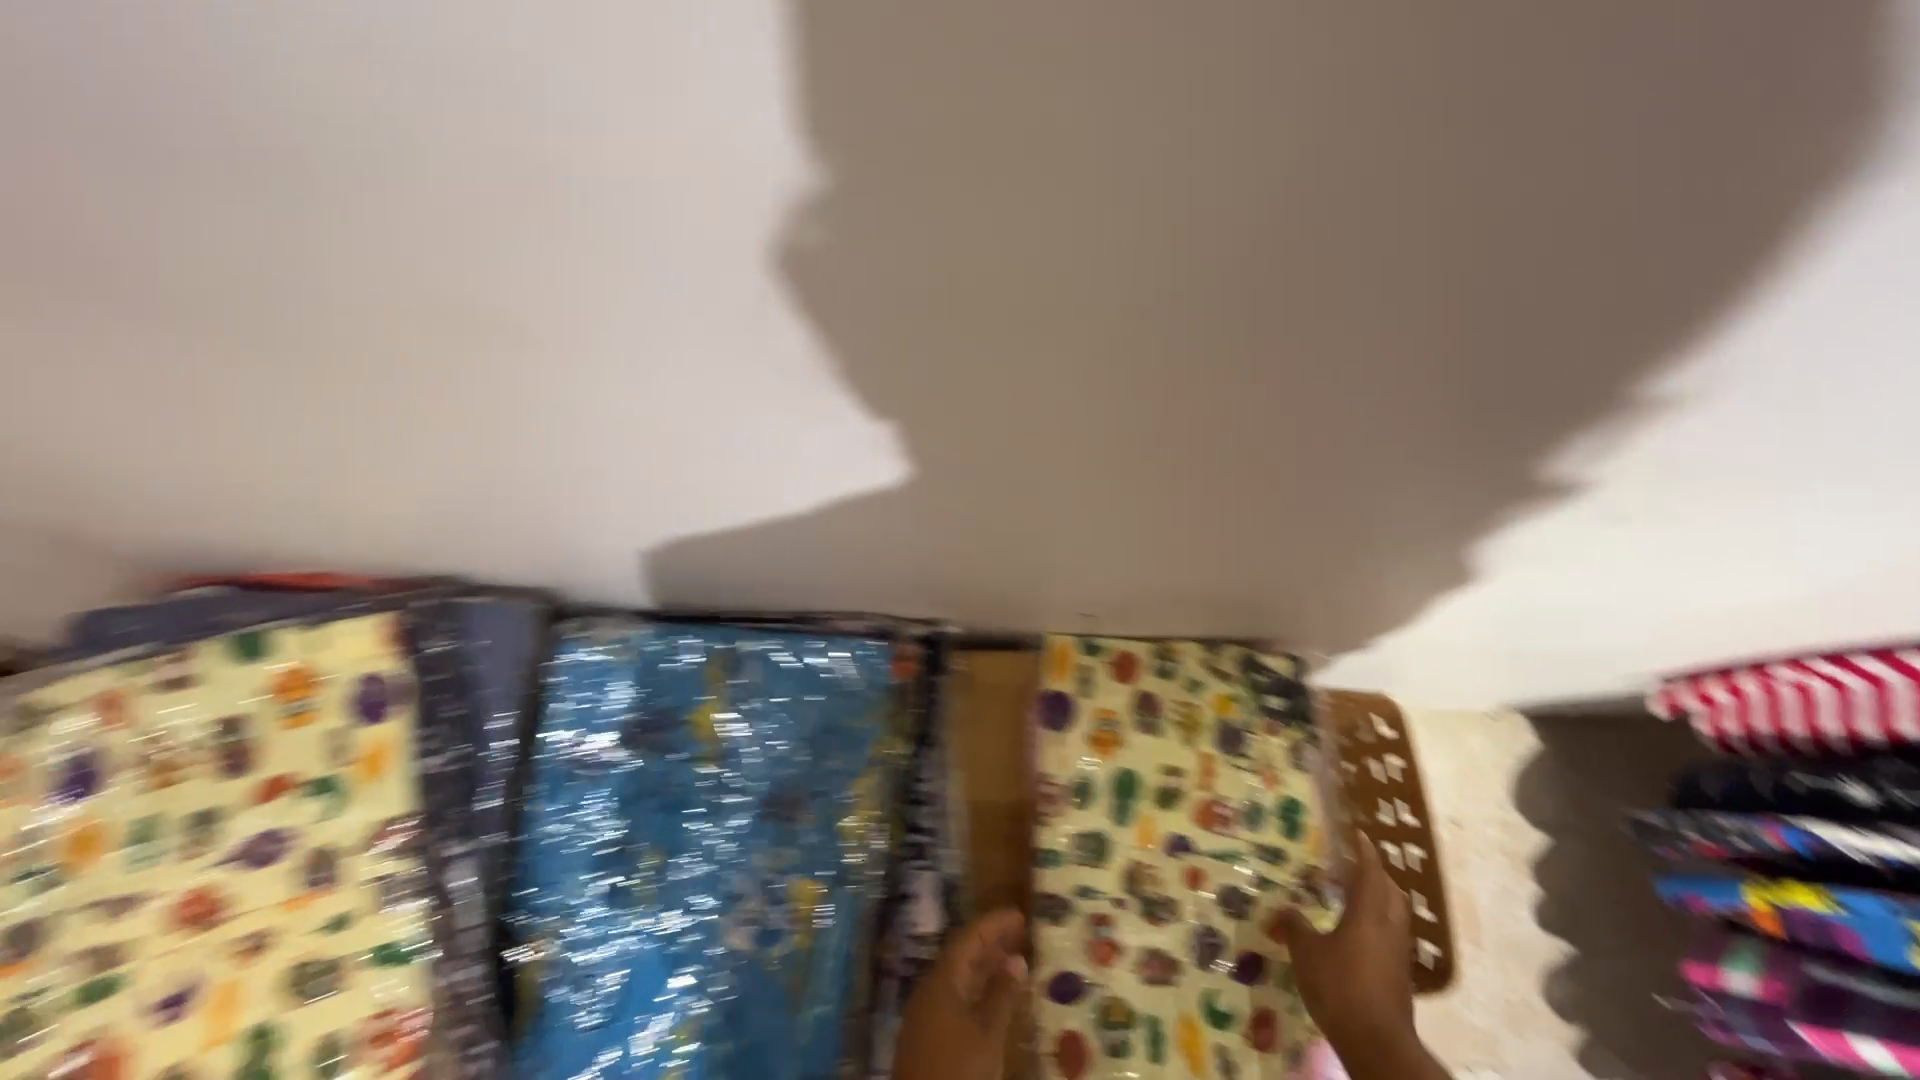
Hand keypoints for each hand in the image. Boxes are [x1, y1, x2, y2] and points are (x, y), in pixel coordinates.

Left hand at [895, 908, 1028, 1079]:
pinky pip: (953, 995)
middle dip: (990, 941)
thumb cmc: (959, 1070)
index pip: (968, 938)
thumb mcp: (988, 1034)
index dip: (994, 923)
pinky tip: (993, 996)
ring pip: (957, 976)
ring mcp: (925, 1011)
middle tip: (1020, 933)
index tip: (1020, 914)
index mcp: (942, 980)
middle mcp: (929, 988)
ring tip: (1013, 958)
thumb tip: (1016, 960)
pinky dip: (975, 988)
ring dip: (983, 965)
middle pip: (961, 954)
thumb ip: (1002, 995)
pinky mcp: (926, 1033)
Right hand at [1278, 833, 1415, 1051]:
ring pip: (1394, 913)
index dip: (1364, 851)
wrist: (1376, 1041)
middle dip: (1374, 874)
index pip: (1370, 871)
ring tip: (1353, 897)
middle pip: (1390, 890)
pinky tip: (1357, 934)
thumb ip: (1295, 926)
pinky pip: (1391, 934)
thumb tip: (1285, 909)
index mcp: (1369, 913)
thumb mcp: (1306, 953)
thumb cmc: (1339, 987)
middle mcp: (1390, 926)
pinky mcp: (1400, 973)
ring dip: (1378, 898)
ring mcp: (1399, 952)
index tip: (1358, 834)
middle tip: (1351, 866)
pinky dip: (1377, 923)